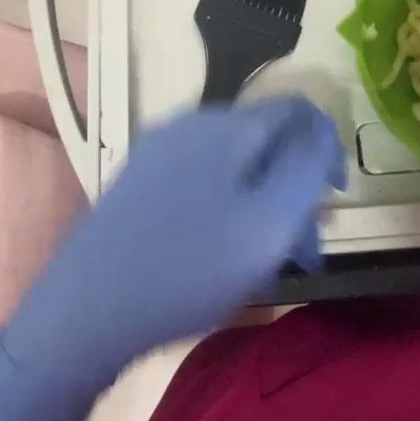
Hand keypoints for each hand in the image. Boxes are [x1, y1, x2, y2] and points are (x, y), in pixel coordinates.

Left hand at [0, 96, 344, 420]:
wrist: (87, 310)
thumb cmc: (189, 270)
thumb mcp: (268, 225)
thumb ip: (306, 170)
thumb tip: (321, 135)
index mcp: (228, 126)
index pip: (298, 109)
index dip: (328, 148)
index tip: (332, 201)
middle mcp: (192, 123)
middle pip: (266, 139)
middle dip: (294, 185)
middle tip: (303, 248)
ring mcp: (160, 149)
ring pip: (235, 162)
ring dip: (263, 200)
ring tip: (265, 258)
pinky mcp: (139, 179)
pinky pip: (203, 176)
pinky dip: (229, 204)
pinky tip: (223, 250)